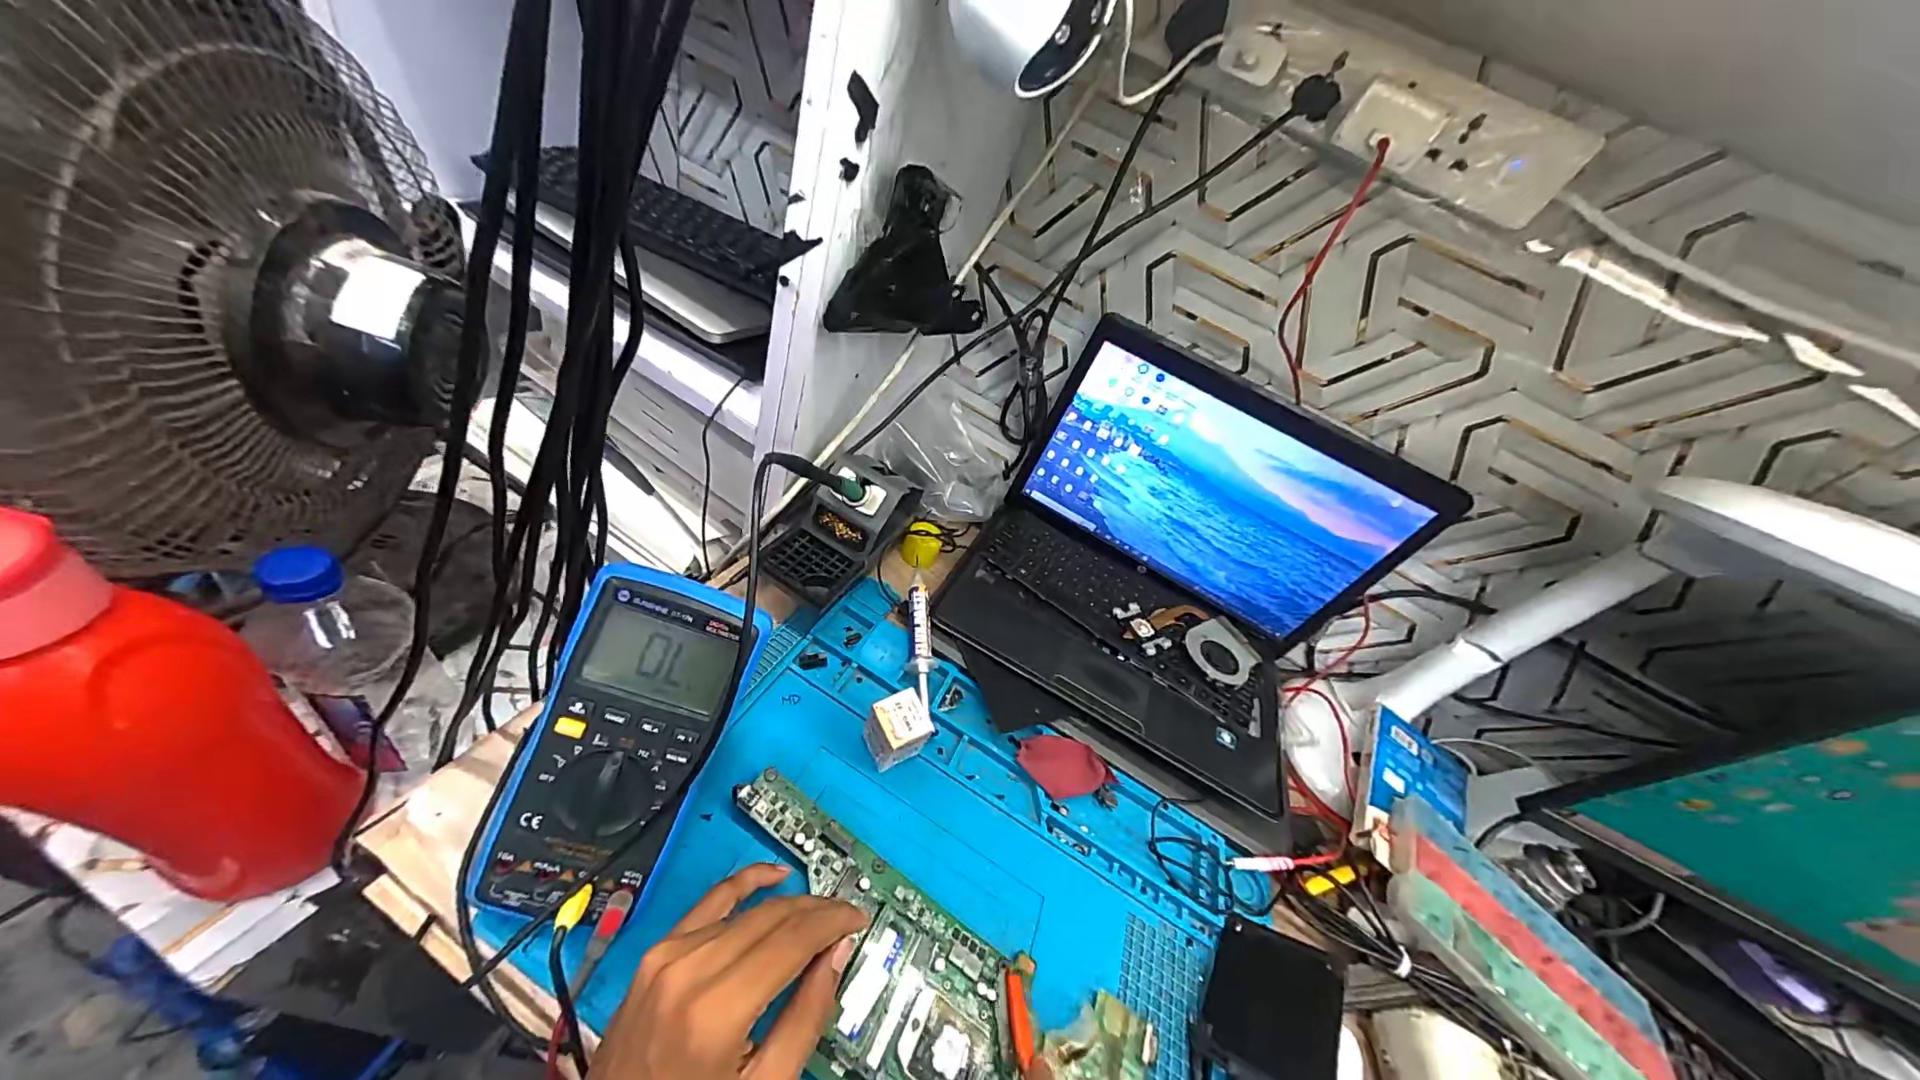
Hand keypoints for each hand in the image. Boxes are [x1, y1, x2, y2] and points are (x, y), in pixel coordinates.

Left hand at [592, 863, 867, 1079]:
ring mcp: (668, 956)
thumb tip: (836, 954)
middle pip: (774, 917)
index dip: (833, 923)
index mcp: (716, 1012)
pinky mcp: (657, 952)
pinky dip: (746, 883)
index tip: (857, 921)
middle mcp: (690, 971)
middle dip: (818, 913)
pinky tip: (774, 875)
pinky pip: (710, 901)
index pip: (793, 939)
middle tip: (846, 919)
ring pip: (749, 910)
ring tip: (820, 913)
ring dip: (791, 906)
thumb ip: (805, 1019)